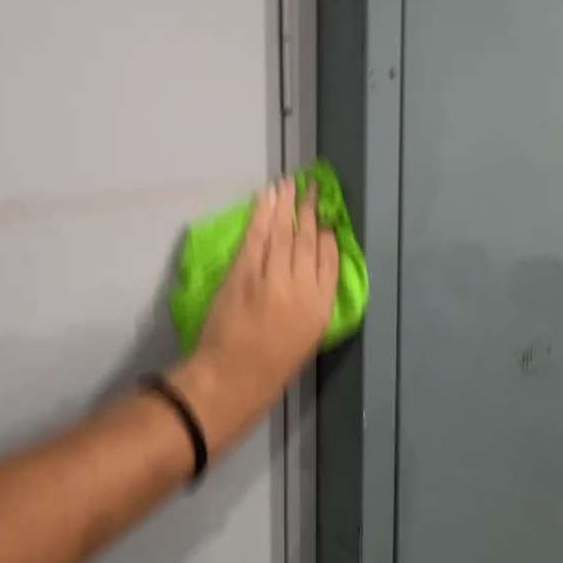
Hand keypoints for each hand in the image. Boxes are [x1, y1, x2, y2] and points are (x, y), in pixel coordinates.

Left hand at [170, 178, 336, 451]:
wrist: (231, 380)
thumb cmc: (271, 369)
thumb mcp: (307, 339)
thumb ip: (313, 303)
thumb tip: (311, 271)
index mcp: (321, 308)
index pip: (331, 261)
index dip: (328, 235)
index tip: (326, 218)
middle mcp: (301, 288)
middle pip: (308, 240)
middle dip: (309, 210)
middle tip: (312, 187)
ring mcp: (271, 278)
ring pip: (283, 232)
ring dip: (286, 204)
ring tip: (292, 183)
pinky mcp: (244, 273)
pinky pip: (257, 236)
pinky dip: (262, 213)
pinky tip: (267, 197)